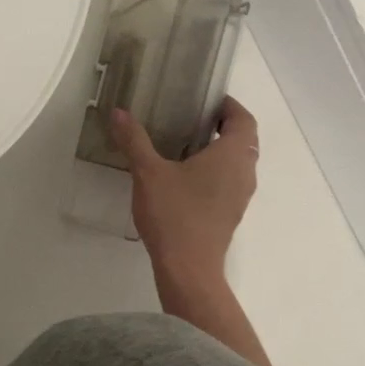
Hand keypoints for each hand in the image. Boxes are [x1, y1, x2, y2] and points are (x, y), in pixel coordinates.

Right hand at [109, 96, 259, 279]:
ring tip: (185, 144)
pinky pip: (229, 181)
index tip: (206, 98)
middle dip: (222, 126)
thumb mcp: (147, 173)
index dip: (228, 105)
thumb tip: (120, 112)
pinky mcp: (231, 213)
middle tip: (191, 118)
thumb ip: (134, 140)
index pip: (243, 119)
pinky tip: (185, 176)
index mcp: (232, 154)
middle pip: (243, 139)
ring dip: (219, 149)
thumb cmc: (173, 213)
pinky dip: (215, 170)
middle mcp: (244, 172)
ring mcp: (240, 195)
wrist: (188, 266)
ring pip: (237, 162)